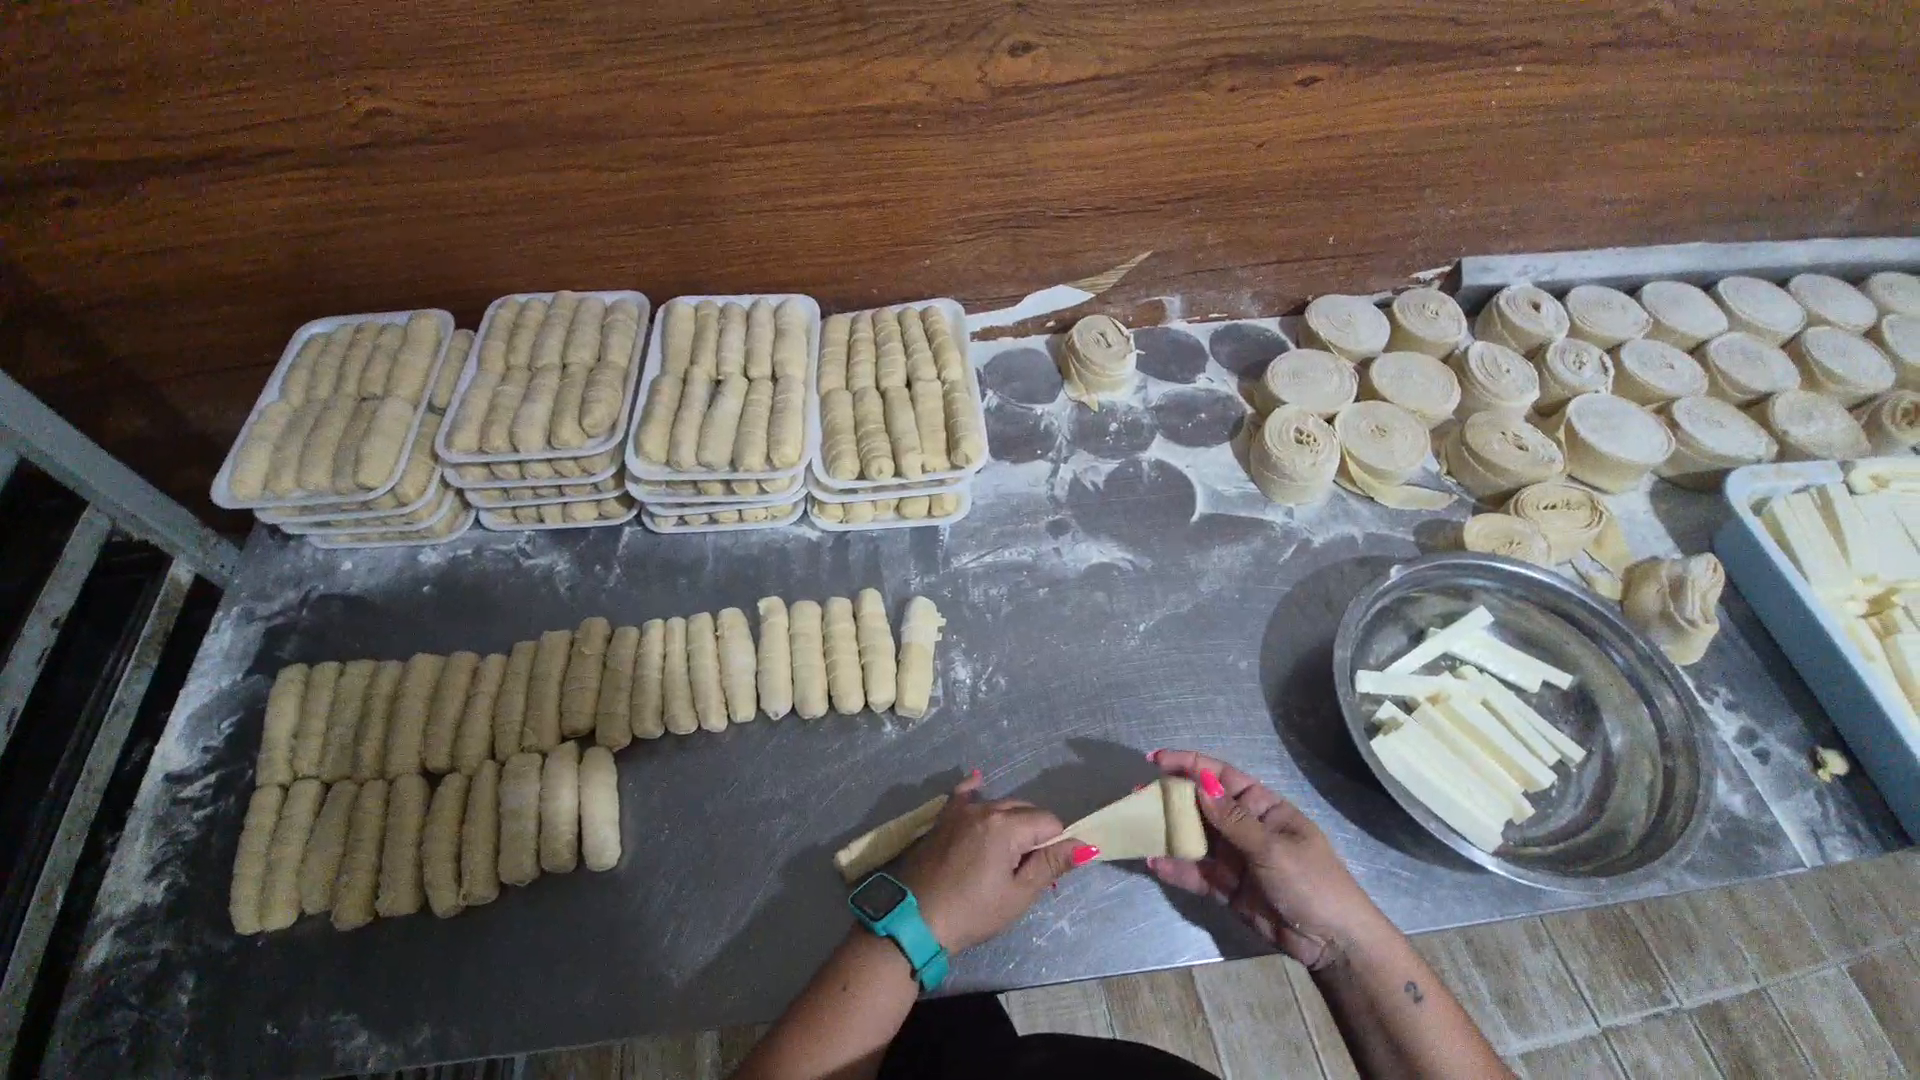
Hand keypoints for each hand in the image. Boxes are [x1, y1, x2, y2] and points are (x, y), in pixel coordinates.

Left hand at [894, 771, 1091, 952]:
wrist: (914, 920)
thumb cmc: (972, 912)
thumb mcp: (1017, 894)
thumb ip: (1050, 864)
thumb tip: (1085, 845)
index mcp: (1007, 826)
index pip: (1049, 822)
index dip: (1056, 845)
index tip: (1047, 870)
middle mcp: (986, 808)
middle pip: (1025, 811)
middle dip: (1035, 834)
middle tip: (1028, 870)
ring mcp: (961, 810)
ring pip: (999, 805)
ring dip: (1011, 822)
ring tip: (1006, 855)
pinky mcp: (943, 818)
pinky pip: (963, 795)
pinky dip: (974, 790)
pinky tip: (979, 782)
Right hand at [1146, 749, 1388, 968]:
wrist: (1333, 944)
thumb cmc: (1312, 883)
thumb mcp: (1273, 848)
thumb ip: (1233, 820)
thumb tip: (1200, 784)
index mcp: (1263, 808)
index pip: (1221, 777)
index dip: (1189, 764)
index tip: (1155, 759)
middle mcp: (1245, 827)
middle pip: (1201, 805)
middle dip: (1171, 798)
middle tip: (1138, 796)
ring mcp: (1235, 858)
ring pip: (1194, 837)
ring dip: (1169, 832)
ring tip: (1139, 826)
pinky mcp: (1227, 887)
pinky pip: (1196, 871)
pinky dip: (1176, 866)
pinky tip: (1155, 862)